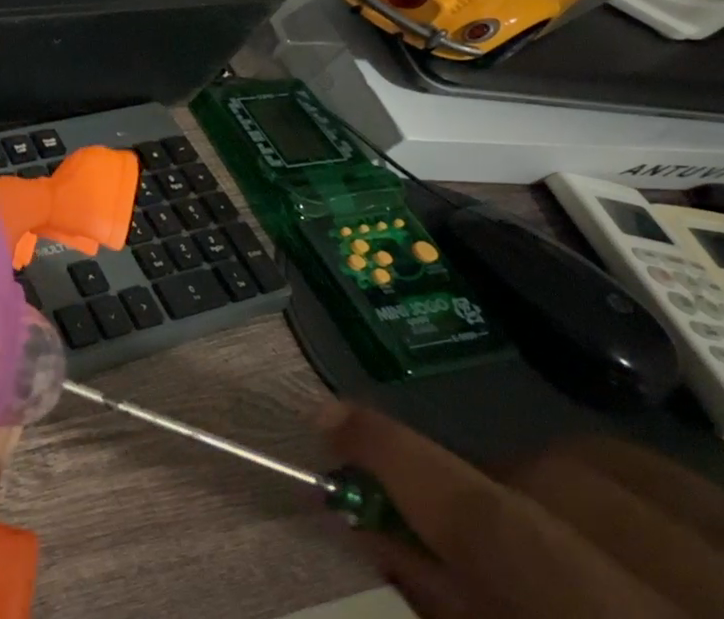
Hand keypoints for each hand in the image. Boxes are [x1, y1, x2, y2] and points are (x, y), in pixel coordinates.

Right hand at [321, 403, 723, 617]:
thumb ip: (454, 612)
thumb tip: (378, 525)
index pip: (497, 527)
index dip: (401, 460)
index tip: (334, 421)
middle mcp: (712, 604)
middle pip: (560, 482)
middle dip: (484, 487)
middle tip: (450, 520)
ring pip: (633, 470)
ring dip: (559, 484)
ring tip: (544, 532)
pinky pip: (694, 491)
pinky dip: (636, 499)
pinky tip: (625, 544)